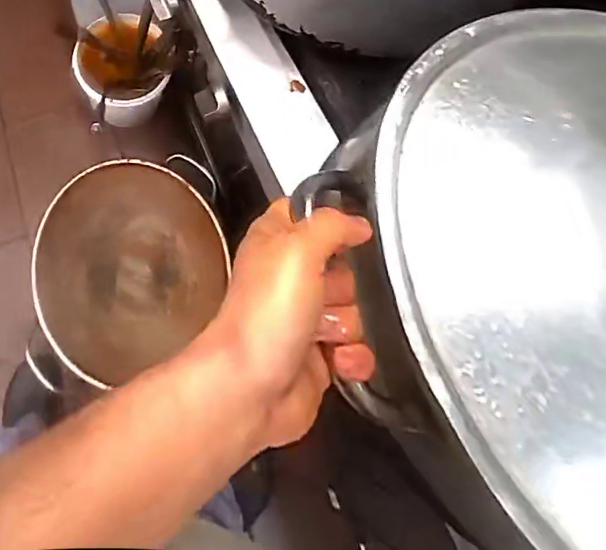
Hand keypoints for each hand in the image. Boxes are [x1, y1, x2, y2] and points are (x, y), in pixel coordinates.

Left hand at [191, 198, 375, 449]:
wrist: (249, 390)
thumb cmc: (262, 315)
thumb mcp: (298, 248)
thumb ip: (331, 225)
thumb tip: (357, 223)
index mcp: (274, 241)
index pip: (307, 214)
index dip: (330, 223)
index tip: (345, 233)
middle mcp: (287, 278)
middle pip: (343, 267)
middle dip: (343, 285)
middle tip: (322, 295)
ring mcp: (303, 318)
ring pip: (354, 310)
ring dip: (347, 325)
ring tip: (321, 333)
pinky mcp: (318, 357)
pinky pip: (357, 350)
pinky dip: (353, 358)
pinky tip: (337, 361)